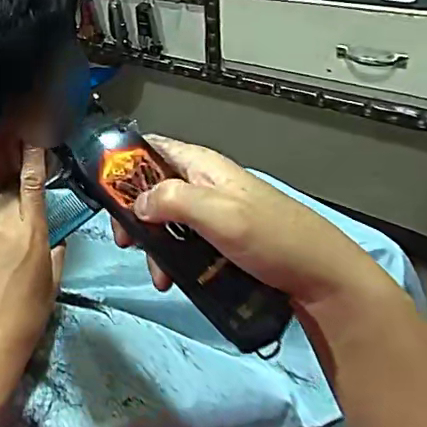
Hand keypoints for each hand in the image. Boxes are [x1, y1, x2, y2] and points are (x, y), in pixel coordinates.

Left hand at [0, 145, 64, 390]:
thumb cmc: (28, 317)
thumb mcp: (51, 284)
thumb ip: (55, 254)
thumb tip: (55, 240)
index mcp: (30, 232)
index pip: (31, 184)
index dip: (31, 159)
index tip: (31, 140)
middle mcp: (1, 226)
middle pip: (7, 192)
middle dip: (15, 192)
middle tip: (23, 210)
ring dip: (0, 223)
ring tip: (3, 256)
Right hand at [114, 135, 384, 311]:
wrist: (319, 276)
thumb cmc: (273, 237)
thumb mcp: (218, 214)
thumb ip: (172, 200)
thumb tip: (137, 202)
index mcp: (202, 165)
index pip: (151, 147)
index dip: (124, 164)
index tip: (106, 192)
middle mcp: (204, 183)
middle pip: (153, 187)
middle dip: (135, 214)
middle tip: (127, 240)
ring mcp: (214, 211)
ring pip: (167, 219)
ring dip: (155, 244)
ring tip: (157, 272)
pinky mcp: (221, 238)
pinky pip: (186, 242)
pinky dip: (174, 258)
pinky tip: (174, 279)